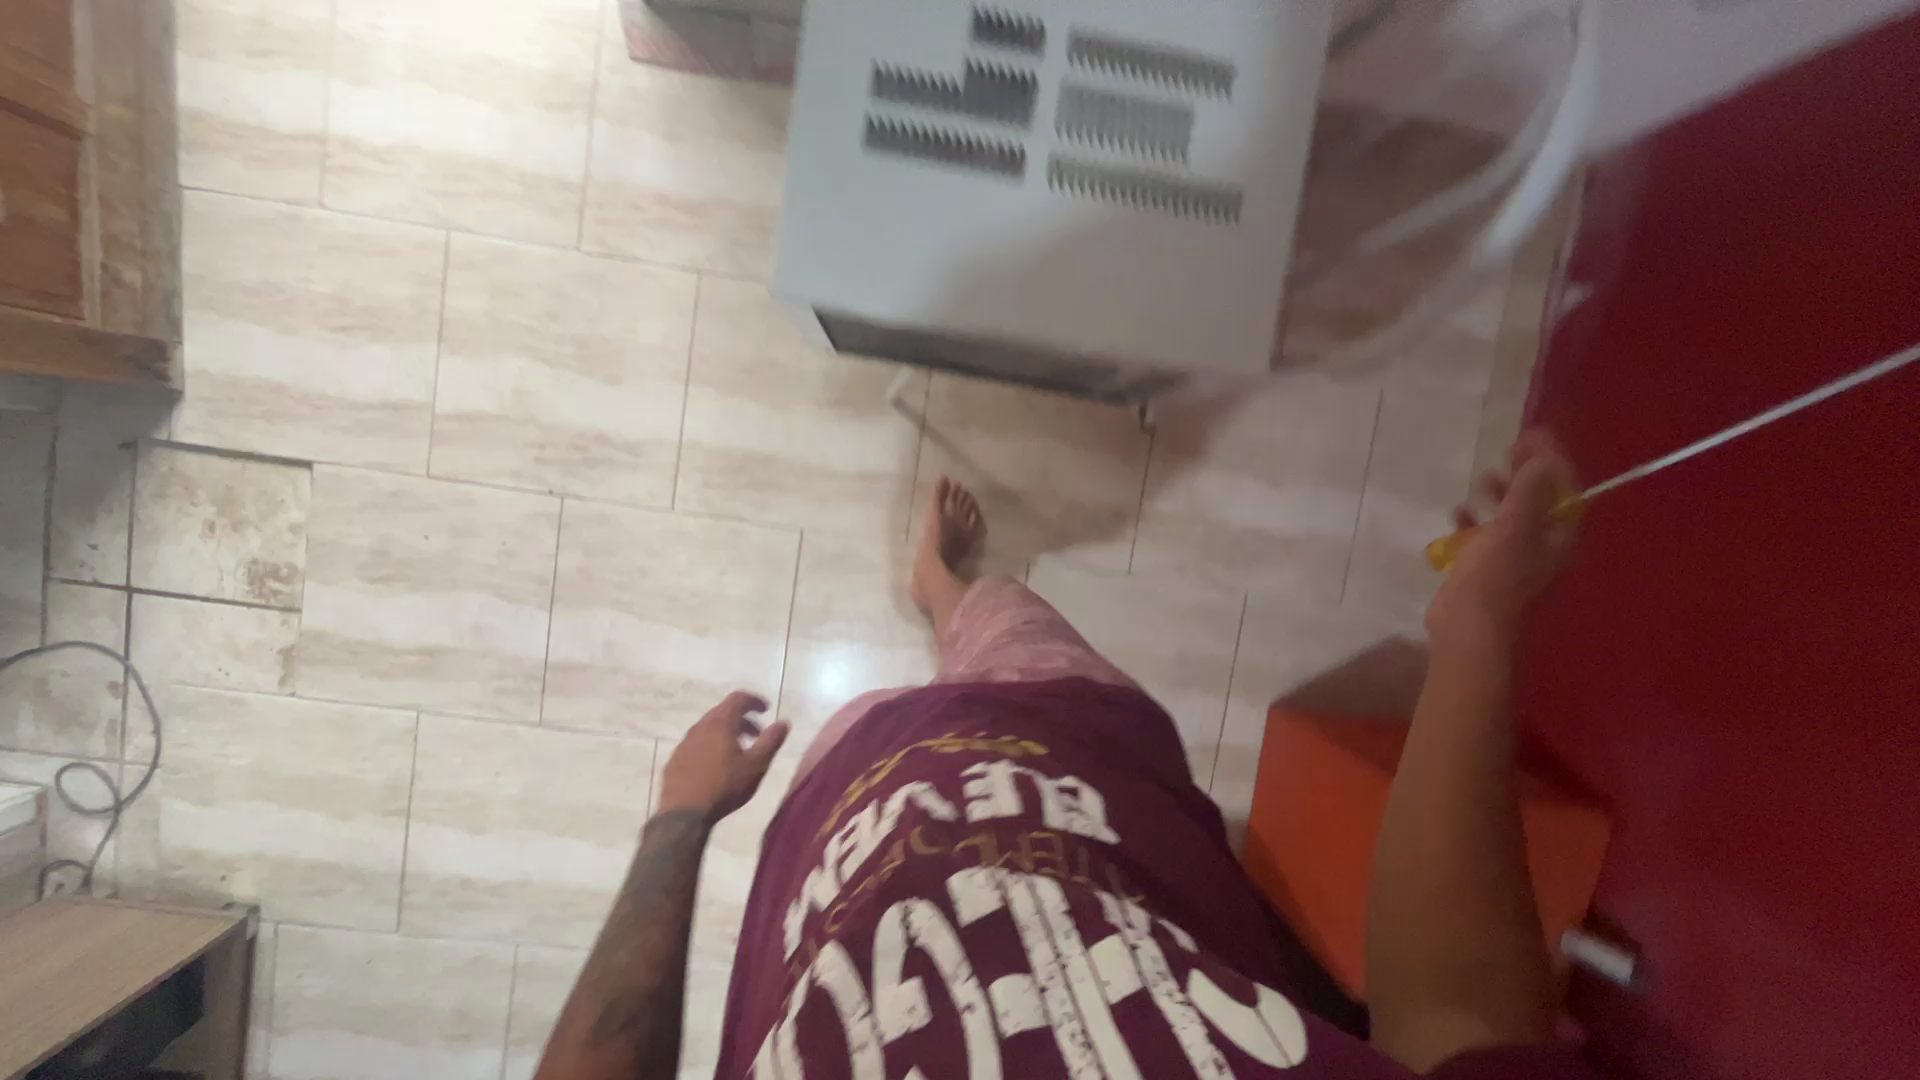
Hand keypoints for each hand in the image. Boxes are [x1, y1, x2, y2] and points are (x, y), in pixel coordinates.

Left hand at [655, 691, 788, 823]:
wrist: (684, 815)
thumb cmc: (725, 786)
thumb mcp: (756, 765)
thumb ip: (771, 741)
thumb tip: (783, 722)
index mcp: (720, 723)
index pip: (737, 699)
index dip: (754, 701)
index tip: (765, 710)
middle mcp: (700, 727)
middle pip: (722, 713)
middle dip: (742, 719)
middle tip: (756, 734)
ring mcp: (684, 744)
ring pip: (708, 729)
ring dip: (725, 733)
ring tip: (737, 752)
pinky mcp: (674, 761)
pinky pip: (696, 745)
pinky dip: (710, 746)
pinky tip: (715, 767)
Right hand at [1427, 430, 1578, 648]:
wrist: (1468, 624)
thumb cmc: (1494, 576)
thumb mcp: (1512, 529)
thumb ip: (1526, 494)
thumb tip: (1541, 460)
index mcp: (1557, 535)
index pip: (1563, 489)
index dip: (1550, 460)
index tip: (1530, 435)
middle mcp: (1542, 545)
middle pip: (1539, 500)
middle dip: (1525, 474)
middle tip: (1507, 450)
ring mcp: (1513, 557)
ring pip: (1511, 516)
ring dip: (1499, 495)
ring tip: (1482, 479)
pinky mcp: (1485, 568)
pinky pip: (1484, 535)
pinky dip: (1473, 521)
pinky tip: (1457, 514)